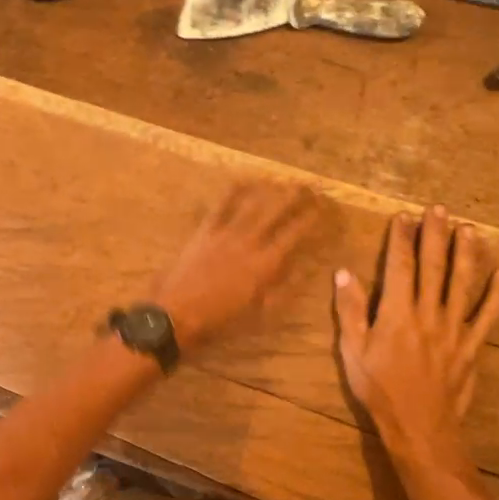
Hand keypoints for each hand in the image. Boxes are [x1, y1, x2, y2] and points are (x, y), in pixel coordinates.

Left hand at [152, 183, 321, 351]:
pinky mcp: (204, 231)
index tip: (322, 206)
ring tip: (283, 181)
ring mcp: (224, 234)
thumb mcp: (260, 312)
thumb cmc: (220, 319)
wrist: (176, 313)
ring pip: (252, 204)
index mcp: (265, 264)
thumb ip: (283, 288)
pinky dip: (233, 191)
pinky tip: (244, 180)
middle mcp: (249, 242)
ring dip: (270, 190)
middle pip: (276, 211)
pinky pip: (220, 206)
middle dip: (295, 196)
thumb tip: (305, 268)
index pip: (294, 234)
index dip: (310, 218)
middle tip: (309, 186)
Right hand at [332, 206, 498, 463]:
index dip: (401, 239)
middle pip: (434, 267)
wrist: (419, 425)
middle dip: (435, 236)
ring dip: (467, 253)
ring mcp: (455, 328)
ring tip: (469, 228)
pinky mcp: (473, 344)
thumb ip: (350, 311)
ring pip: (463, 283)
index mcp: (396, 313)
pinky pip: (490, 314)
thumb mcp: (352, 350)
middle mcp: (428, 313)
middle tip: (439, 210)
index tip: (403, 217)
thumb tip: (344, 273)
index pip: (400, 267)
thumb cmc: (378, 388)